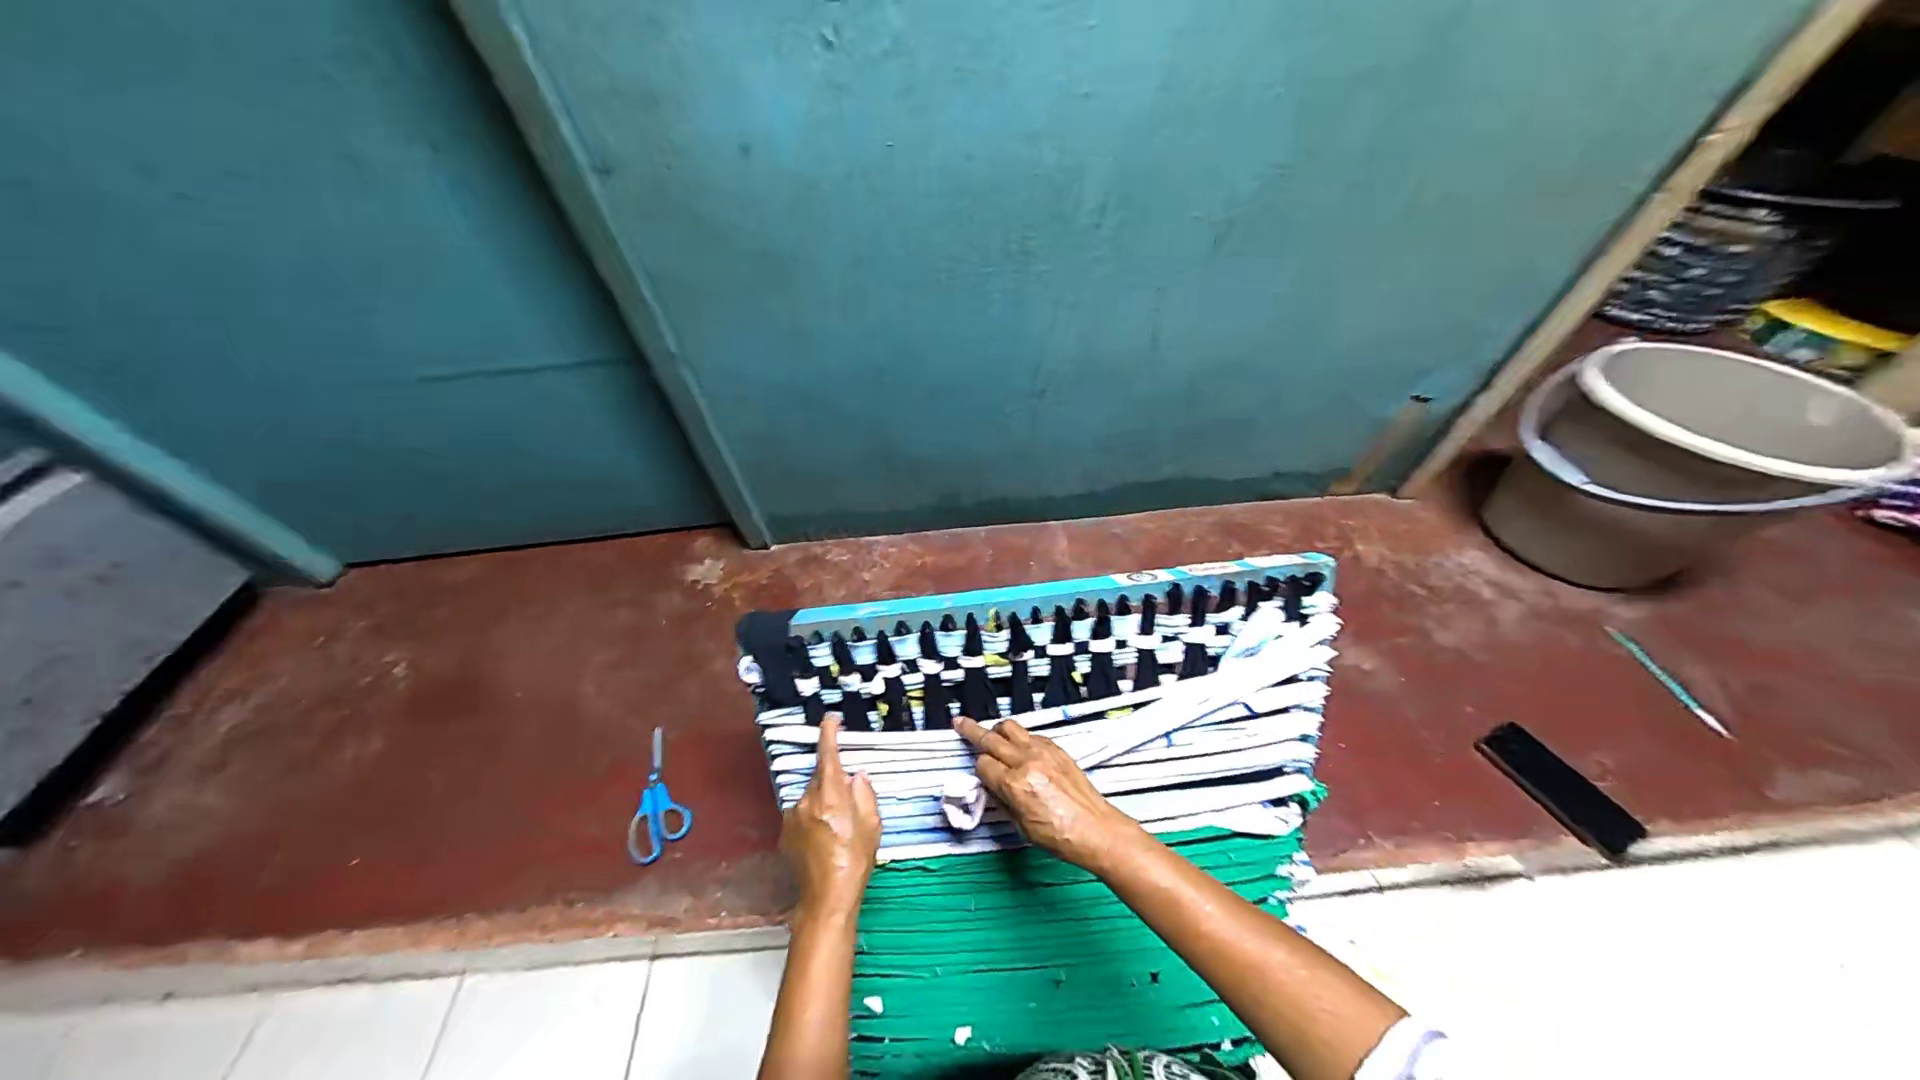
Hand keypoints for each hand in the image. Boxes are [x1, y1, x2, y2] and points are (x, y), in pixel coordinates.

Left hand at [780, 714, 879, 920]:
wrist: (826, 898)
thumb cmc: (855, 861)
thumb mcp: (872, 825)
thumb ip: (864, 794)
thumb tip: (857, 776)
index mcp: (830, 795)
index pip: (828, 754)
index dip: (829, 733)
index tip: (832, 720)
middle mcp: (806, 800)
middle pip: (820, 777)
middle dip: (833, 781)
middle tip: (849, 802)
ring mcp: (792, 816)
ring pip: (810, 796)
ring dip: (823, 802)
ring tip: (838, 827)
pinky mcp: (785, 832)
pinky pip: (801, 813)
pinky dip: (813, 816)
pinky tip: (824, 838)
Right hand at [955, 716, 1142, 871]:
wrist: (1096, 829)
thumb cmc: (1060, 836)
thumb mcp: (1021, 826)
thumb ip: (1002, 800)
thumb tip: (992, 785)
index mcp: (1015, 784)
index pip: (982, 764)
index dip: (979, 771)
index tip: (981, 777)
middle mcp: (1026, 761)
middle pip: (990, 738)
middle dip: (971, 730)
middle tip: (959, 723)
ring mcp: (1043, 751)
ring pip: (1010, 727)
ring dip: (997, 729)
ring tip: (991, 733)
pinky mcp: (1056, 748)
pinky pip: (1030, 734)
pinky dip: (1019, 737)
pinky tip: (1019, 748)